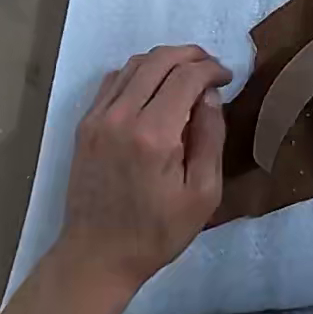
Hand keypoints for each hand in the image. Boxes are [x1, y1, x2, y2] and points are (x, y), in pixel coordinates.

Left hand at [57, 45, 229, 291]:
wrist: (96, 258)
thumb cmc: (158, 231)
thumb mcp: (204, 193)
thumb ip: (211, 137)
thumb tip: (210, 95)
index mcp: (154, 135)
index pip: (187, 76)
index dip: (213, 69)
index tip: (227, 79)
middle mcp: (122, 117)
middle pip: (160, 59)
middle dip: (192, 55)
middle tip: (212, 69)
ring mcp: (98, 118)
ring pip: (136, 63)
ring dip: (166, 60)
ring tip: (187, 74)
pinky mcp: (85, 124)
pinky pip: (114, 79)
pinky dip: (140, 72)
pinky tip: (155, 88)